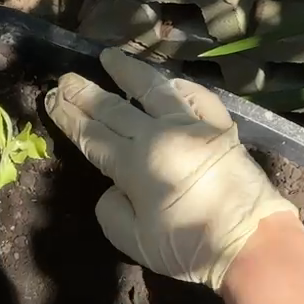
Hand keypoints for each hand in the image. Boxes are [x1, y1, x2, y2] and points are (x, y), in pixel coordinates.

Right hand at [49, 47, 297, 290]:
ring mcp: (193, 126)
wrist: (250, 244)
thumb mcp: (132, 240)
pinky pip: (197, 97)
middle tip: (66, 77)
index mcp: (134, 165)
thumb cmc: (187, 247)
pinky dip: (179, 87)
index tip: (53, 98)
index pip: (92, 134)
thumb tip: (115, 187)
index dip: (69, 117)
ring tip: (109, 56)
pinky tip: (168, 82)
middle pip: (115, 108)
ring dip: (128, 71)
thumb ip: (111, 209)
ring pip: (154, 89)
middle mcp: (160, 136)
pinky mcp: (221, 128)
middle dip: (86, 92)